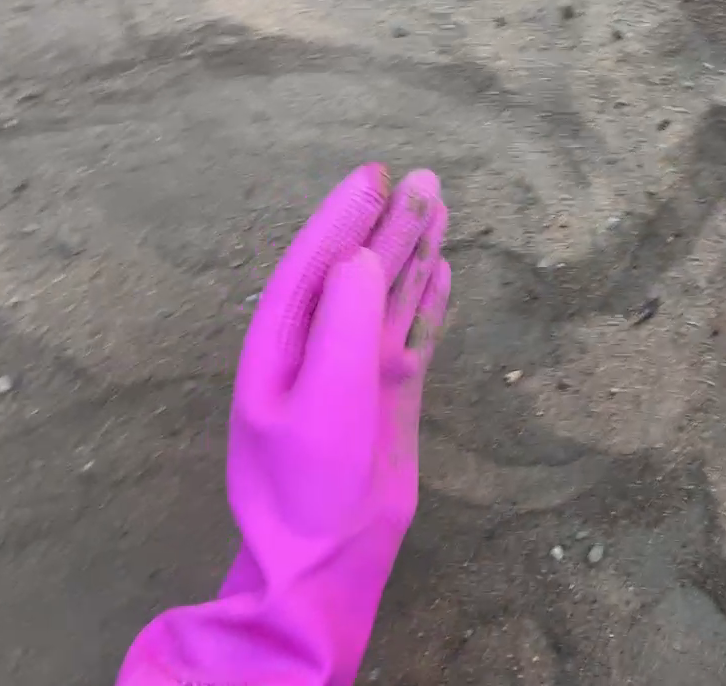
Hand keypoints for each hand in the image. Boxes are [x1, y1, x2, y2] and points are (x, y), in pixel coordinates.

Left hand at [119, 164, 450, 685]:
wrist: (333, 552)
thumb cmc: (313, 477)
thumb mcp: (322, 396)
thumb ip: (341, 322)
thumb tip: (360, 258)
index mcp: (284, 342)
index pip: (316, 261)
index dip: (344, 215)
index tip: (375, 174)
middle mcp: (321, 344)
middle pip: (360, 270)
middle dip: (389, 224)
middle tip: (424, 179)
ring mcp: (359, 365)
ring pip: (390, 294)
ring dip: (413, 252)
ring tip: (437, 209)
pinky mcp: (391, 386)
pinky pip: (414, 329)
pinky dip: (429, 299)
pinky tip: (441, 271)